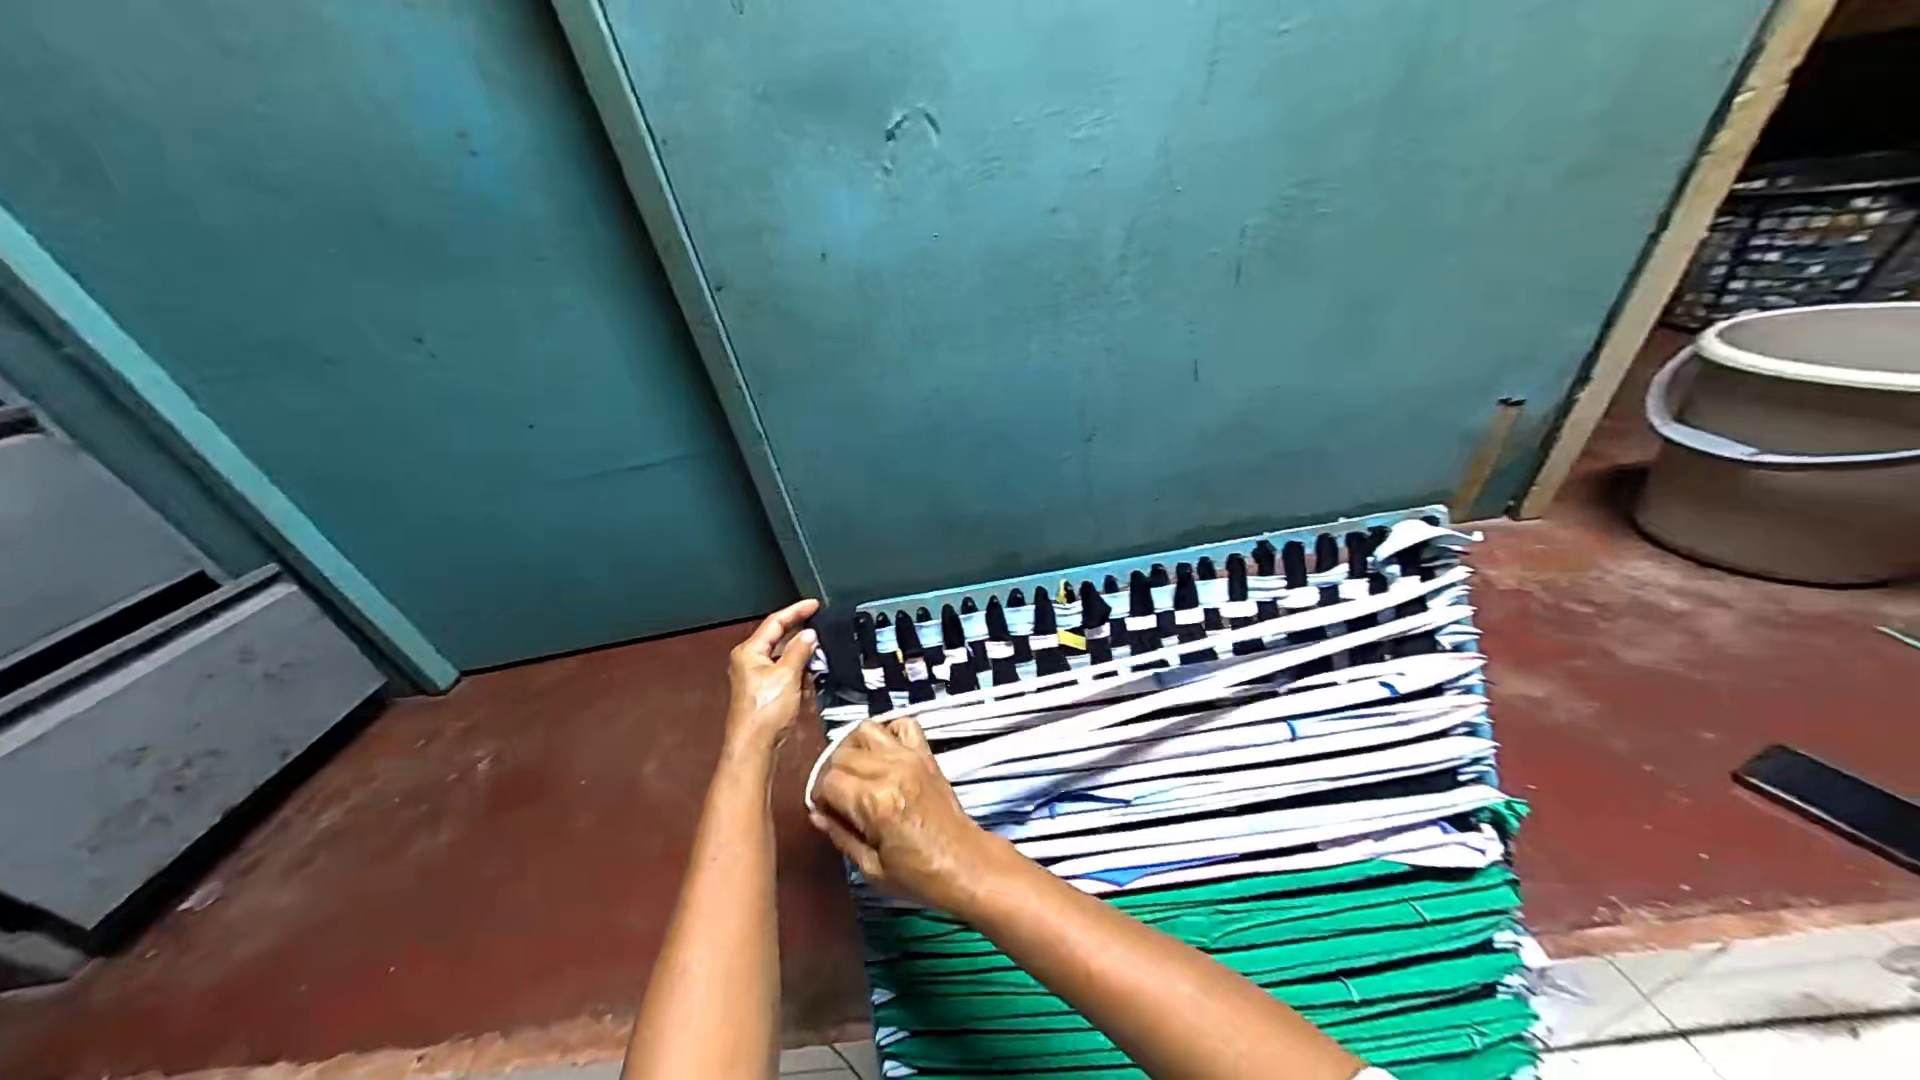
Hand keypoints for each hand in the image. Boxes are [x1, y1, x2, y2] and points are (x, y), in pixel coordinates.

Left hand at [725, 598, 820, 750]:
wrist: (754, 746)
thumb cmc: (765, 709)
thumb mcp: (786, 675)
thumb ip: (799, 651)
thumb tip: (810, 634)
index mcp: (750, 651)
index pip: (775, 622)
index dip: (796, 611)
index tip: (815, 604)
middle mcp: (750, 660)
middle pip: (779, 639)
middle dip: (801, 637)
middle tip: (823, 629)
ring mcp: (757, 676)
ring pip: (784, 657)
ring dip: (802, 657)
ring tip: (821, 655)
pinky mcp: (765, 691)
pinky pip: (785, 673)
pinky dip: (799, 673)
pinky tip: (811, 677)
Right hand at [808, 717, 1003, 909]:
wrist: (966, 864)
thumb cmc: (919, 875)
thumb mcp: (871, 868)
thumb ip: (840, 835)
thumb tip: (816, 813)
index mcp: (875, 801)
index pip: (828, 781)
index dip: (819, 797)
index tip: (826, 812)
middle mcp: (891, 770)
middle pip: (841, 754)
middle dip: (831, 775)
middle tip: (839, 798)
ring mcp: (911, 757)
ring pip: (865, 731)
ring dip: (854, 749)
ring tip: (857, 774)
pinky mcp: (926, 753)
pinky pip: (902, 724)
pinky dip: (888, 732)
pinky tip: (884, 755)